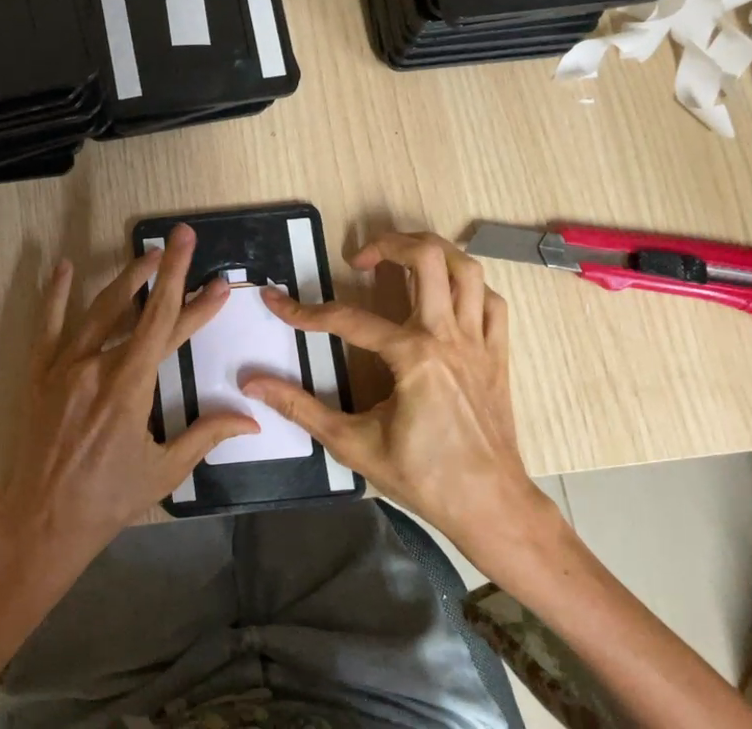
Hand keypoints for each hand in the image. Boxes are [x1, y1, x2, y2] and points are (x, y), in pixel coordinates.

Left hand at [0, 225, 258, 570]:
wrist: (43, 518)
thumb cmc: (108, 498)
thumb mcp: (164, 471)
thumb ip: (205, 436)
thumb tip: (251, 420)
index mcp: (129, 386)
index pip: (166, 326)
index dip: (193, 299)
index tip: (216, 279)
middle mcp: (95, 365)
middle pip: (136, 309)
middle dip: (163, 272)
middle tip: (181, 240)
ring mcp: (63, 366)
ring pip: (97, 310)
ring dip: (123, 278)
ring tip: (146, 252)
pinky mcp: (39, 374)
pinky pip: (48, 325)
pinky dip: (56, 295)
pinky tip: (65, 267)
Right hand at [241, 231, 545, 553]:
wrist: (492, 507)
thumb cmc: (423, 478)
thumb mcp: (352, 443)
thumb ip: (299, 407)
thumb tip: (252, 384)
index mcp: (413, 357)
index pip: (346, 319)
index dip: (303, 310)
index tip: (275, 301)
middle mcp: (449, 337)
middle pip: (428, 258)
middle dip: (388, 244)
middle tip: (359, 260)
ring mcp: (480, 342)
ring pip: (467, 269)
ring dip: (431, 254)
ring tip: (401, 262)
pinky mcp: (499, 355)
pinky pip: (491, 300)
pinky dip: (467, 287)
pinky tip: (442, 298)